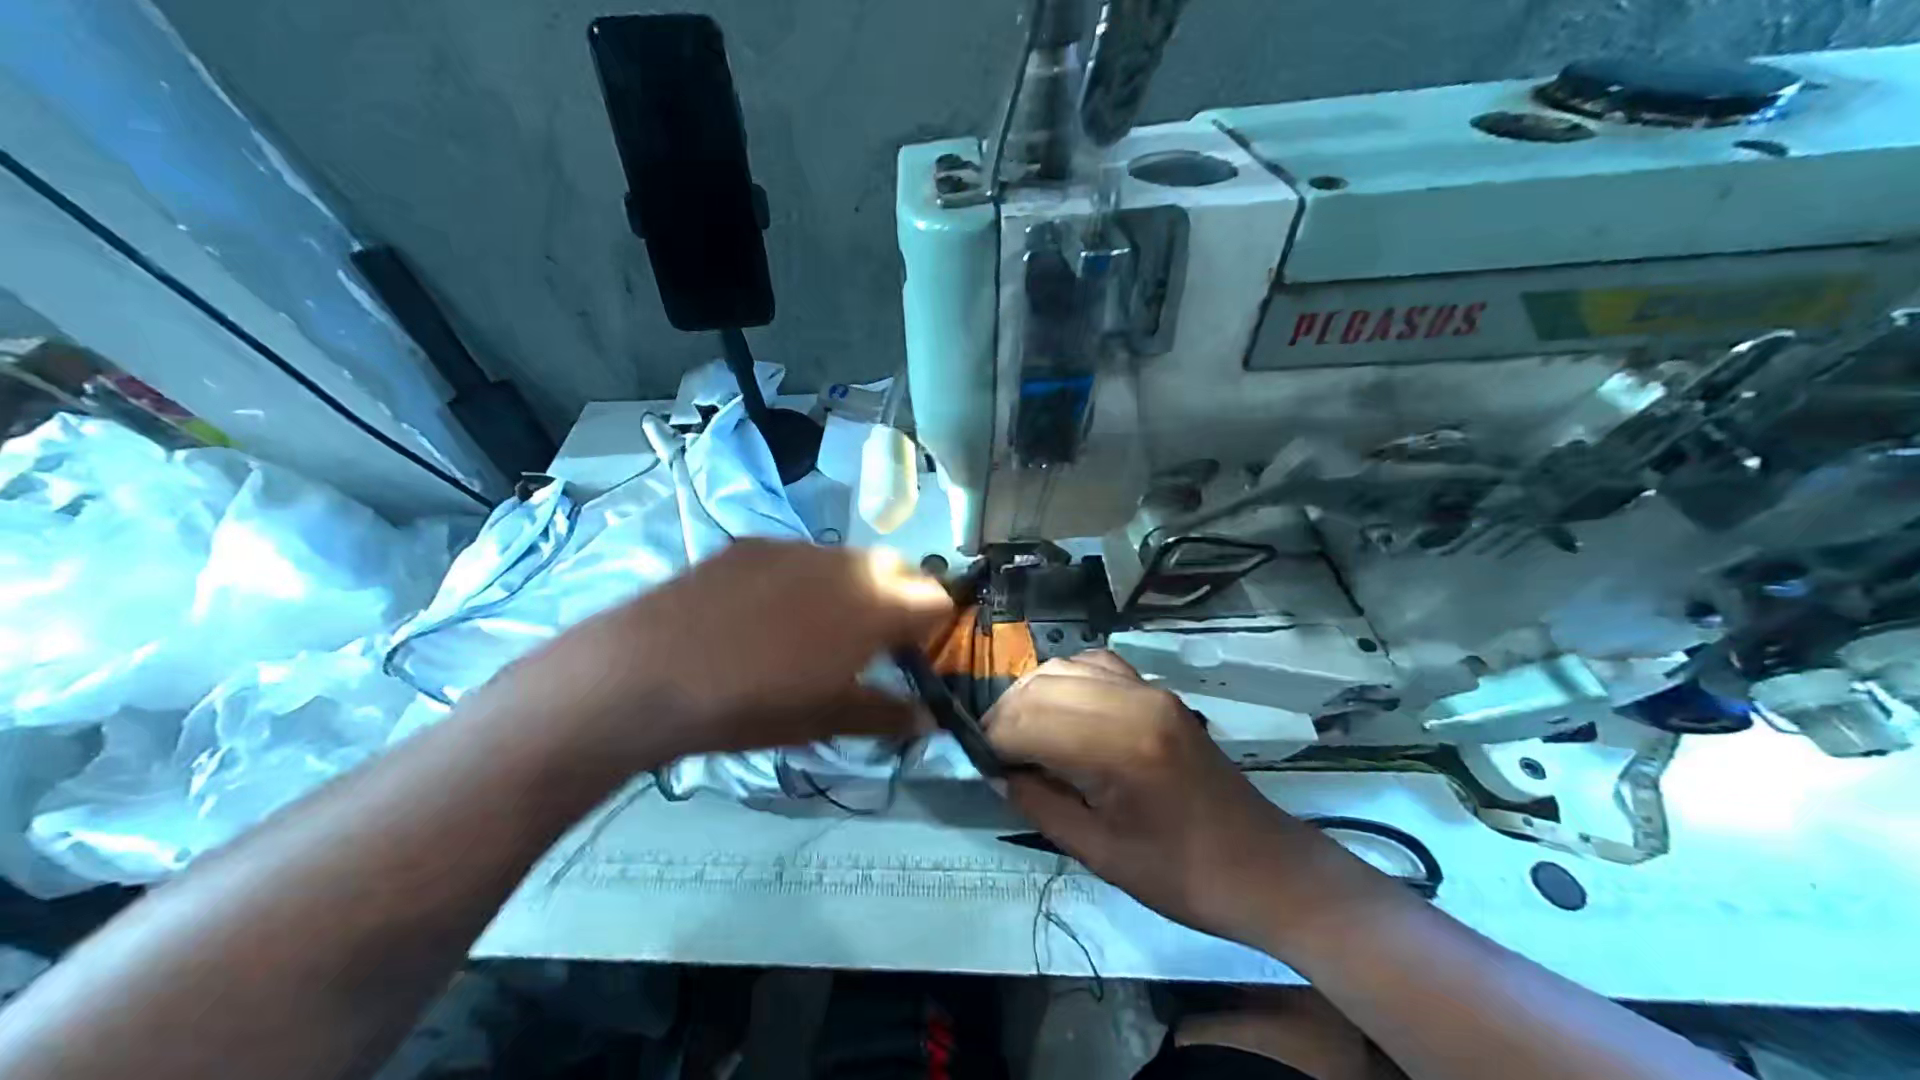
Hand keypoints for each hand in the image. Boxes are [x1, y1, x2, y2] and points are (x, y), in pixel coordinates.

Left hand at [512, 539, 951, 763]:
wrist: (647, 673)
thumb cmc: (751, 706)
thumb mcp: (826, 719)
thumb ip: (886, 715)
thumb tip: (928, 720)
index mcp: (876, 605)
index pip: (936, 598)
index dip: (933, 626)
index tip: (912, 655)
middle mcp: (846, 562)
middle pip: (896, 569)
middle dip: (895, 600)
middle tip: (868, 643)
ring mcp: (796, 547)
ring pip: (847, 559)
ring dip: (850, 587)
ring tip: (813, 628)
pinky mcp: (753, 544)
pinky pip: (799, 556)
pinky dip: (803, 579)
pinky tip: (765, 613)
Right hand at [985, 651, 1345, 944]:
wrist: (1263, 866)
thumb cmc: (1181, 875)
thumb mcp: (1099, 852)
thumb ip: (1039, 804)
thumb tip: (995, 772)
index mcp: (1119, 748)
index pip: (1029, 722)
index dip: (993, 740)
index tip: (977, 764)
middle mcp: (1133, 703)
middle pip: (1041, 685)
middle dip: (1005, 714)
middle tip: (992, 751)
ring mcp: (1149, 691)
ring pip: (1065, 666)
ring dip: (1032, 693)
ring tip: (1018, 731)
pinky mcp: (1159, 692)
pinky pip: (1097, 665)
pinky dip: (1066, 680)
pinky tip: (1059, 710)